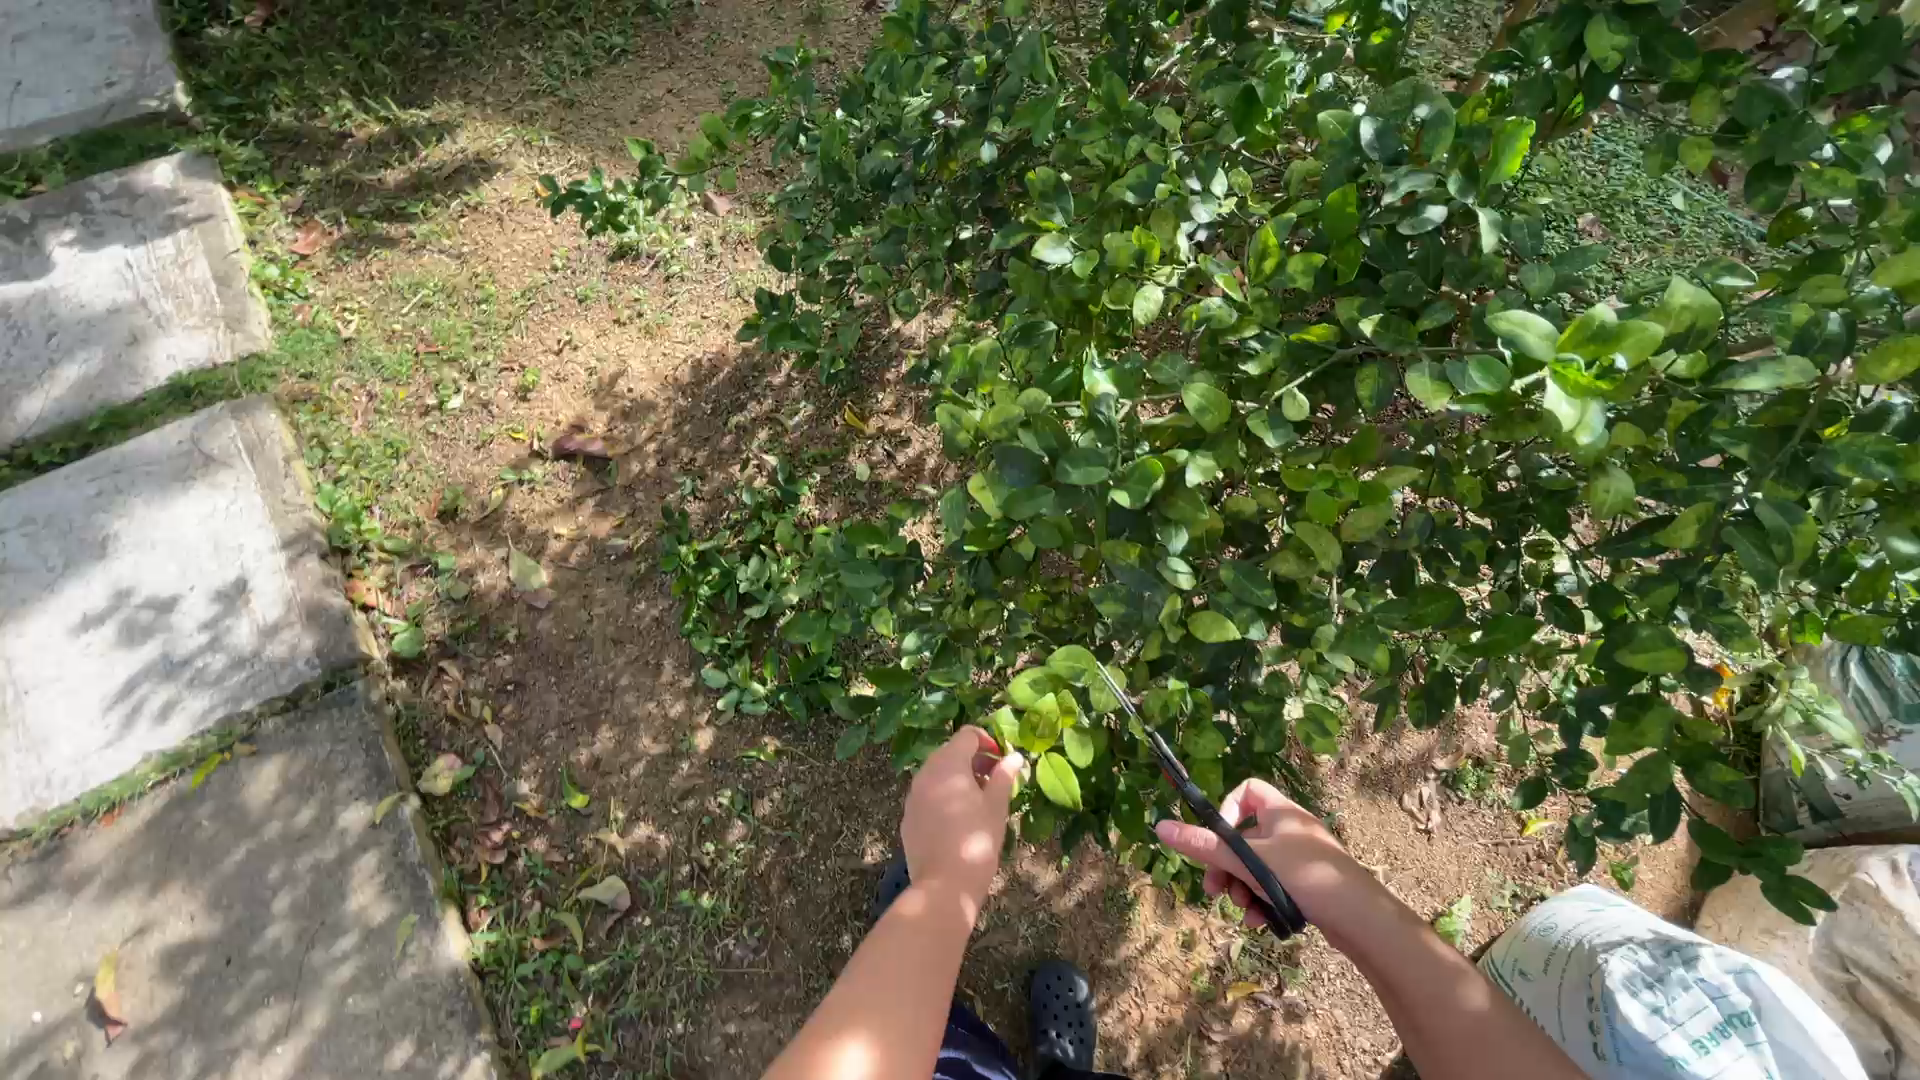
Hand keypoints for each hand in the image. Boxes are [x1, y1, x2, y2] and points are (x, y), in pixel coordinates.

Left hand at [900, 726, 1023, 916]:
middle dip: (974, 760)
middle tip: (996, 780)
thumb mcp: (996, 806)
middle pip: (950, 752)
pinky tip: (959, 819)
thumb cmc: (977, 841)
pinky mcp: (908, 817)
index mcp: (948, 764)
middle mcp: (926, 773)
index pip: (967, 735)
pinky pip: (928, 795)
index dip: (988, 742)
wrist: (944, 886)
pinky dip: (944, 796)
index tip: (1003, 761)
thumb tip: (1014, 757)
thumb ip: (1004, 776)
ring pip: (938, 774)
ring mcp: (913, 795)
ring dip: (959, 778)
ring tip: (980, 800)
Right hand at [1154, 778, 1364, 929]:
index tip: (1219, 837)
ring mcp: (1304, 859)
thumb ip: (1204, 845)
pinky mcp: (1311, 887)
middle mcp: (1292, 830)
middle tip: (1216, 888)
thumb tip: (1160, 827)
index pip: (1247, 791)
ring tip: (1241, 909)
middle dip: (1227, 864)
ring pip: (1259, 867)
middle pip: (1247, 836)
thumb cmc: (1305, 877)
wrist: (1364, 921)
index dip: (1227, 810)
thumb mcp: (1247, 860)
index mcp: (1281, 812)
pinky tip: (1260, 922)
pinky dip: (1263, 901)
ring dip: (1242, 887)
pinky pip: (1276, 887)